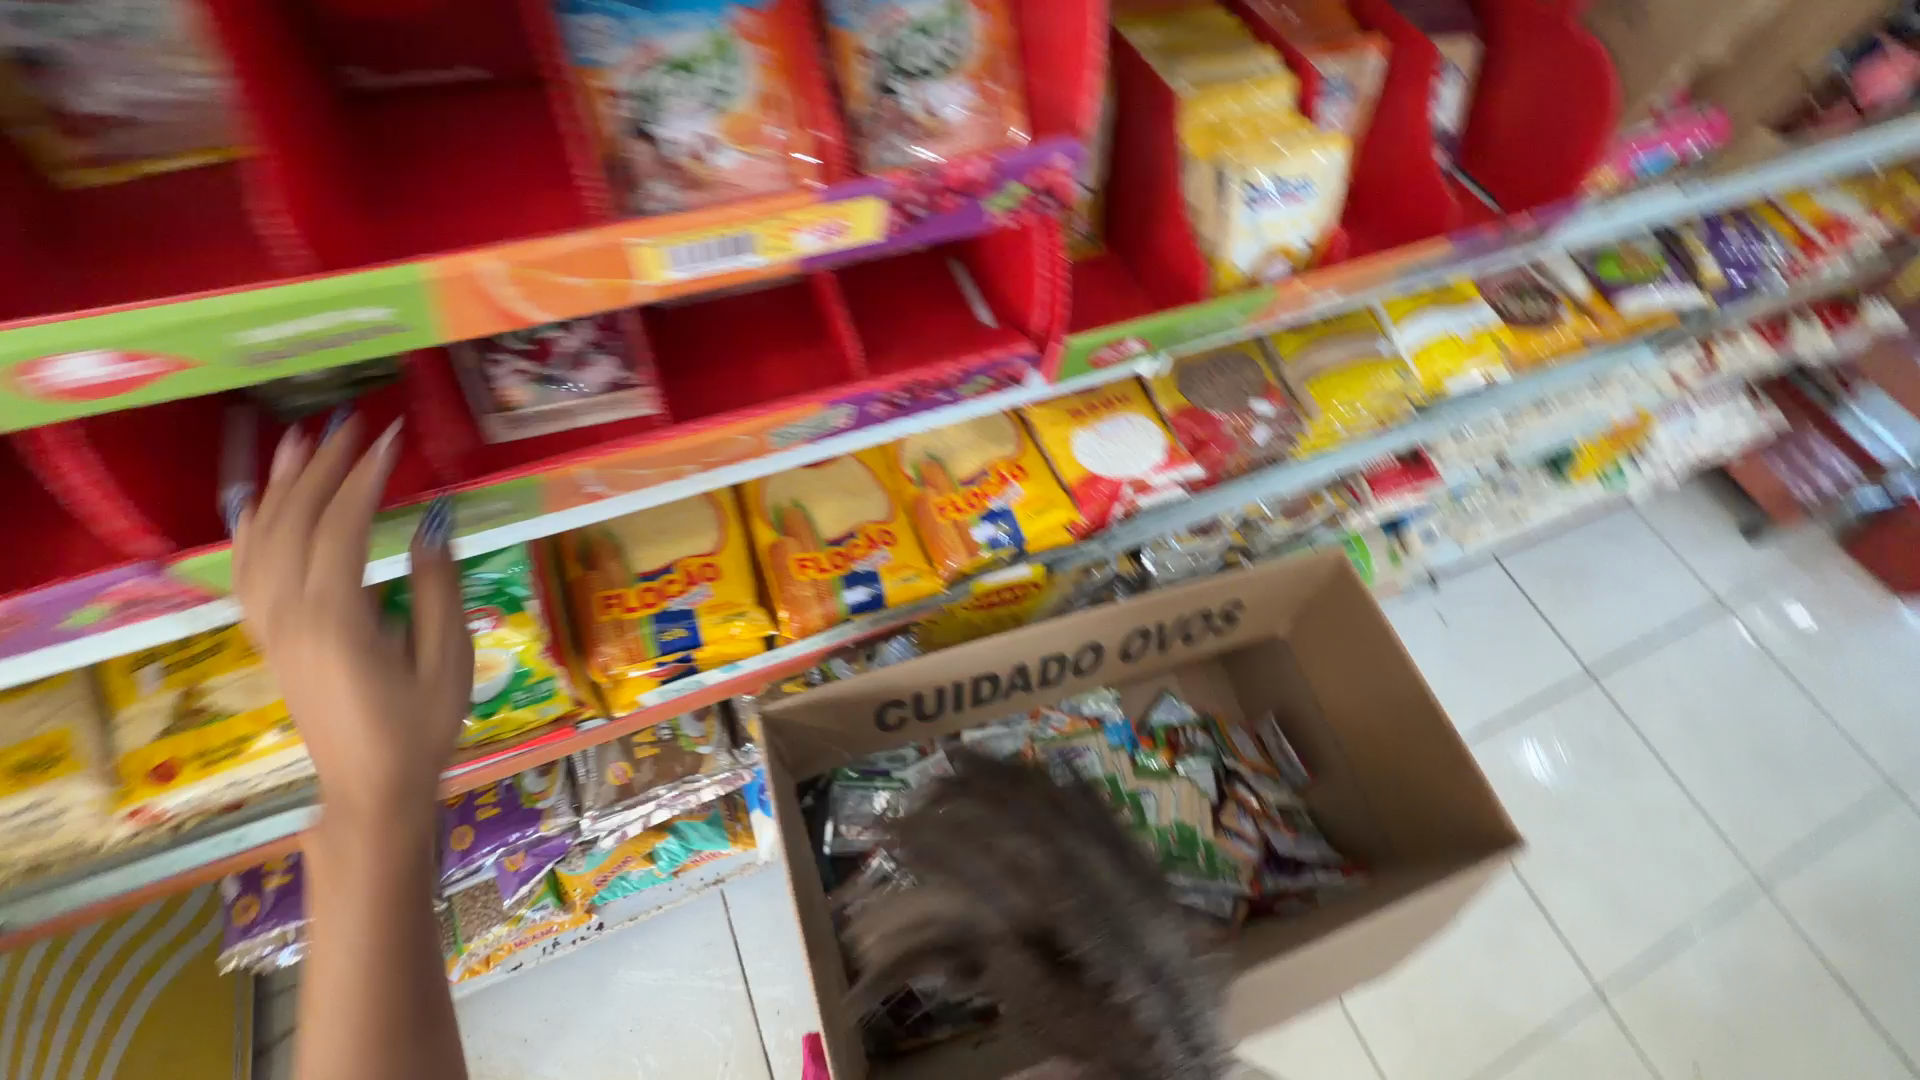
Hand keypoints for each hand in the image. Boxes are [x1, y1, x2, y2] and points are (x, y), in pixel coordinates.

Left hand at [229, 414, 471, 839]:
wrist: (371, 782)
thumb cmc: (421, 724)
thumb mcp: (447, 658)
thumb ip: (437, 589)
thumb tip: (431, 527)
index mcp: (336, 620)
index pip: (341, 528)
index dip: (364, 478)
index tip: (391, 439)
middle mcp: (288, 615)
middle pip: (293, 523)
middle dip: (322, 468)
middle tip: (352, 426)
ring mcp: (269, 625)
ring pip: (260, 540)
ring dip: (280, 486)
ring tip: (301, 441)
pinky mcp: (268, 635)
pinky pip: (247, 569)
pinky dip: (252, 526)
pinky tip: (263, 501)